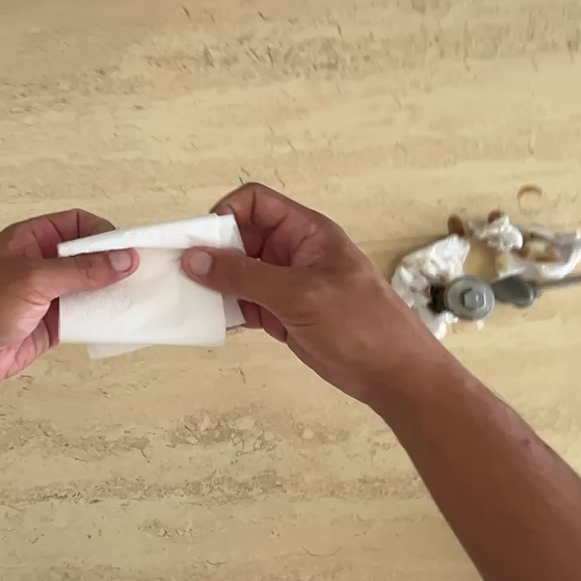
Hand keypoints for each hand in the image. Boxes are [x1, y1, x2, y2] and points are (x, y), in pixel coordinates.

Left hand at [0, 210, 138, 391]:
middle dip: (111, 264)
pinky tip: (120, 320)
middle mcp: (39, 262)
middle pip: (85, 255)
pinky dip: (101, 317)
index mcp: (29, 239)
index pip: (75, 224)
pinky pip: (83, 315)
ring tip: (140, 297)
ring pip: (87, 286)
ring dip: (110, 292)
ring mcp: (45, 294)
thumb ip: (80, 270)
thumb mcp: (33, 279)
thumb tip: (123, 260)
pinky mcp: (51, 323)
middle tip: (142, 275)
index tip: (127, 249)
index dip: (101, 232)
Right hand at [180, 183, 452, 407]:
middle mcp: (290, 251)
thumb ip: (243, 275)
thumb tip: (192, 258)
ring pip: (235, 270)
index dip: (226, 213)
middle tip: (185, 273)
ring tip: (192, 298)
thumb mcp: (298, 293)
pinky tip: (211, 319)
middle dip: (212, 251)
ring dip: (214, 282)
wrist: (395, 377)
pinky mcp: (278, 312)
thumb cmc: (359, 323)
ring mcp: (283, 283)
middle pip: (238, 236)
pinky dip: (224, 307)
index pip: (255, 203)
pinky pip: (240, 300)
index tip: (202, 240)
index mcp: (304, 232)